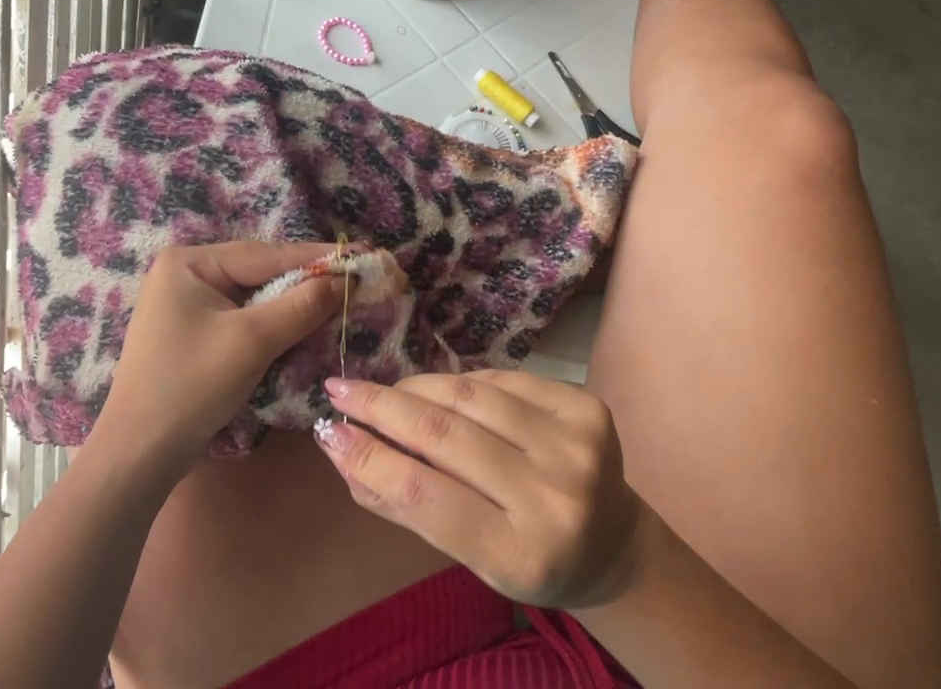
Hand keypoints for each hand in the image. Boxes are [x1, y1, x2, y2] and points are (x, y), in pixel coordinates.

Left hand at [92, 242, 342, 479]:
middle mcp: (184, 273)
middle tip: (355, 283)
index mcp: (189, 262)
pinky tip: (300, 328)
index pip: (266, 254)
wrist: (139, 453)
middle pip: (259, 272)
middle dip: (305, 281)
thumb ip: (301, 306)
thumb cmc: (191, 386)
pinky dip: (271, 324)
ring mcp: (185, 304)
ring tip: (337, 302)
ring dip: (291, 304)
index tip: (361, 256)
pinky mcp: (192, 333)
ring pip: (253, 297)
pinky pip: (242, 318)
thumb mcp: (252, 341)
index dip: (317, 257)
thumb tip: (347, 280)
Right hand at [314, 370, 648, 609]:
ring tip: (386, 392)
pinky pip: (502, 380)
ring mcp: (577, 446)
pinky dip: (462, 384)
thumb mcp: (464, 555)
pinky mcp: (587, 407)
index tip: (328, 431)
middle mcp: (554, 496)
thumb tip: (338, 447)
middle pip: (445, 434)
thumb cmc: (527, 561)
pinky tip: (444, 393)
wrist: (613, 545)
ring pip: (470, 396)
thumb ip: (400, 504)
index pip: (425, 495)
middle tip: (339, 390)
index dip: (369, 458)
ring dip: (416, 388)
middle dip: (380, 406)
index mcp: (519, 553)